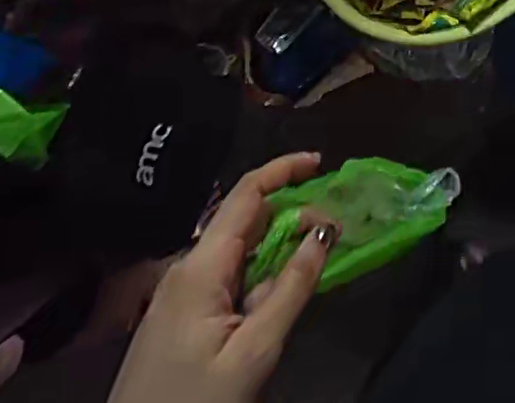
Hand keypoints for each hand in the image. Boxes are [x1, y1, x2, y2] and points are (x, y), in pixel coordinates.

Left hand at [109, 154, 337, 402]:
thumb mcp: (253, 352)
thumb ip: (291, 288)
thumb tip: (324, 232)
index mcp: (201, 266)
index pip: (246, 193)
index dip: (284, 169)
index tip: (320, 163)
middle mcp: (188, 266)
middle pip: (246, 219)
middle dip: (291, 214)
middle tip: (333, 230)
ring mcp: (182, 290)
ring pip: (239, 250)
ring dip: (279, 246)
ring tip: (316, 256)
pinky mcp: (182, 313)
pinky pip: (229, 276)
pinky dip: (261, 272)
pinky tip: (281, 289)